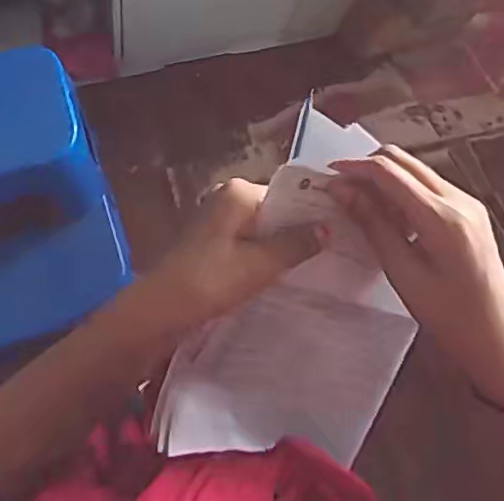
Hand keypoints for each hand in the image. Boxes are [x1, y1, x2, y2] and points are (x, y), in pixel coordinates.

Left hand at [125, 178, 322, 336]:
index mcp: (238, 192)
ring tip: (319, 263)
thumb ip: (294, 244)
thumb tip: (327, 228)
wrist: (160, 310)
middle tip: (337, 250)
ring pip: (263, 229)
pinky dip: (267, 255)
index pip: (287, 195)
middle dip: (301, 230)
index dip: (313, 212)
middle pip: (275, 210)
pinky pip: (250, 242)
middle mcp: (228, 197)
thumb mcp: (259, 265)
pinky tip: (286, 273)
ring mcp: (219, 219)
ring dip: (284, 245)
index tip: (343, 229)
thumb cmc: (210, 281)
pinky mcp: (214, 242)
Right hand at [331, 147, 503, 405]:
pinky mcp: (470, 209)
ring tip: (363, 204)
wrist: (499, 343)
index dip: (355, 167)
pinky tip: (392, 215)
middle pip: (403, 160)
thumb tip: (342, 189)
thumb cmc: (451, 318)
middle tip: (343, 187)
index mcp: (443, 218)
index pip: (389, 171)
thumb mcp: (403, 273)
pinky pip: (428, 184)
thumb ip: (372, 224)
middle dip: (368, 167)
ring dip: (385, 178)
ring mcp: (468, 202)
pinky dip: (404, 189)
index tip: (330, 173)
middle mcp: (459, 200)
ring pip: (414, 169)